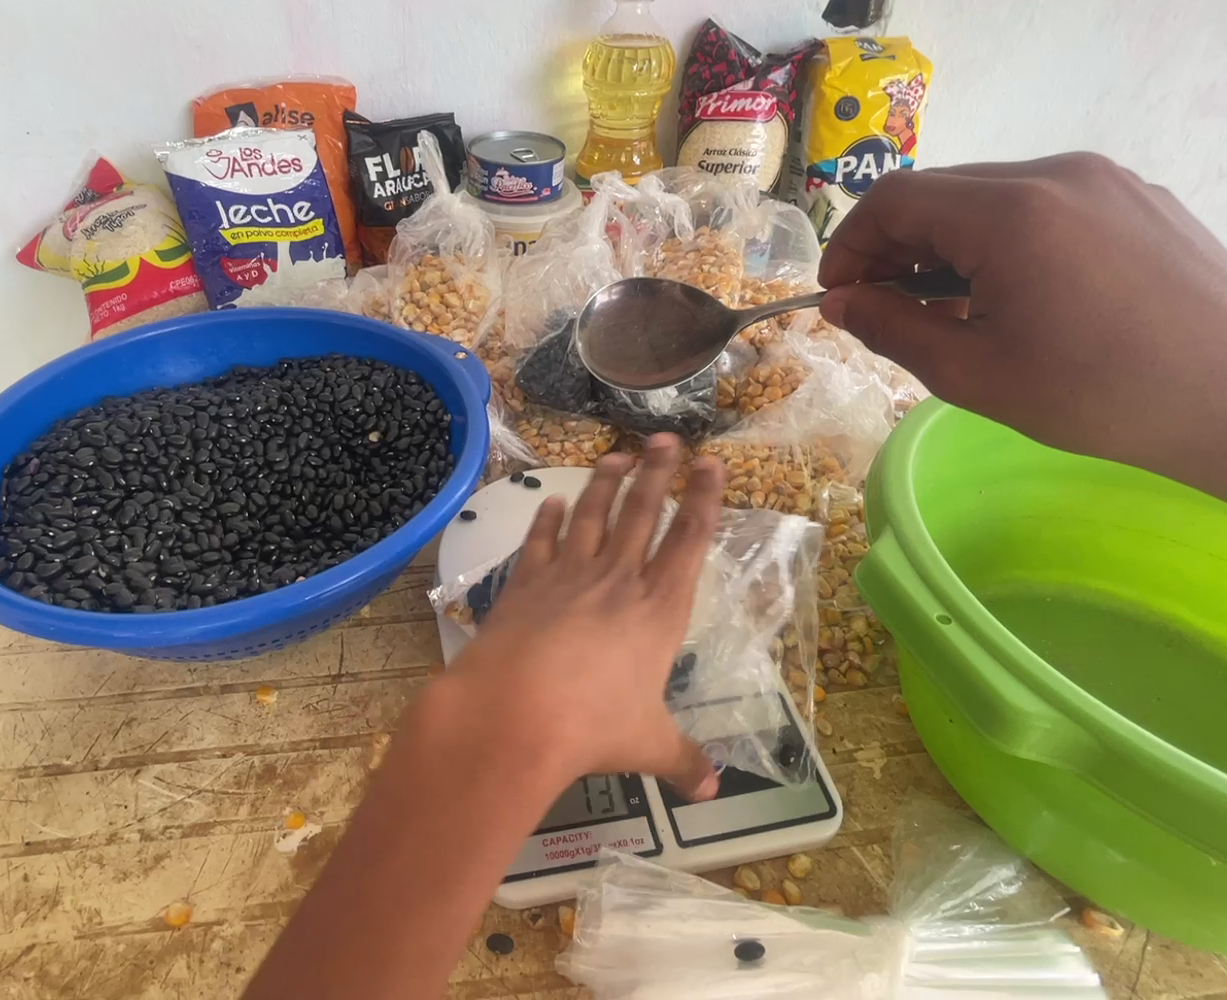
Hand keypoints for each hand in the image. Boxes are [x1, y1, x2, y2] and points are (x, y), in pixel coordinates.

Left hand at [428, 436, 725, 799]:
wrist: (514, 713)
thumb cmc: (592, 727)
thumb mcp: (647, 746)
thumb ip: (682, 760)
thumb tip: (712, 790)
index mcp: (658, 609)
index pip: (689, 541)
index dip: (704, 499)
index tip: (711, 463)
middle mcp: (617, 580)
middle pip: (641, 512)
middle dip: (656, 472)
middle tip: (664, 437)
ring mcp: (567, 575)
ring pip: (593, 516)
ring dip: (605, 483)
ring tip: (616, 454)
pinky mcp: (525, 583)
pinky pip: (541, 541)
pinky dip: (549, 519)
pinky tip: (554, 502)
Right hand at [817, 153, 1226, 482]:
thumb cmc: (1095, 395)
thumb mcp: (969, 372)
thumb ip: (889, 327)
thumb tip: (838, 302)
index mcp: (1010, 212)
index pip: (893, 199)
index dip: (850, 245)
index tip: (839, 297)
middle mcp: (1056, 173)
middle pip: (938, 191)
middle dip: (892, 246)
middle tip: (883, 307)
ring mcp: (1105, 179)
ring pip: (986, 195)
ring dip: (943, 243)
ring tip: (946, 306)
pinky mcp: (1136, 197)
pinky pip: (1039, 202)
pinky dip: (996, 238)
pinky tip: (1009, 293)